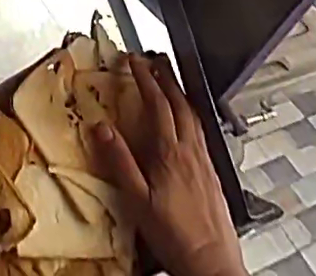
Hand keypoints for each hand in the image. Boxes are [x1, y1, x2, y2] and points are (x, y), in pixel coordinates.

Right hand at [90, 54, 246, 275]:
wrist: (213, 266)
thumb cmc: (174, 236)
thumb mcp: (137, 200)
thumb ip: (119, 162)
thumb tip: (101, 128)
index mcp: (170, 153)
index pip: (158, 104)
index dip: (145, 78)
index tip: (134, 61)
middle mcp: (191, 151)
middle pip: (180, 103)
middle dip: (165, 77)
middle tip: (154, 59)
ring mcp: (205, 162)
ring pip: (194, 116)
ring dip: (180, 92)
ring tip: (170, 80)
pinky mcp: (213, 174)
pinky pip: (201, 132)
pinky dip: (191, 114)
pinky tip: (188, 121)